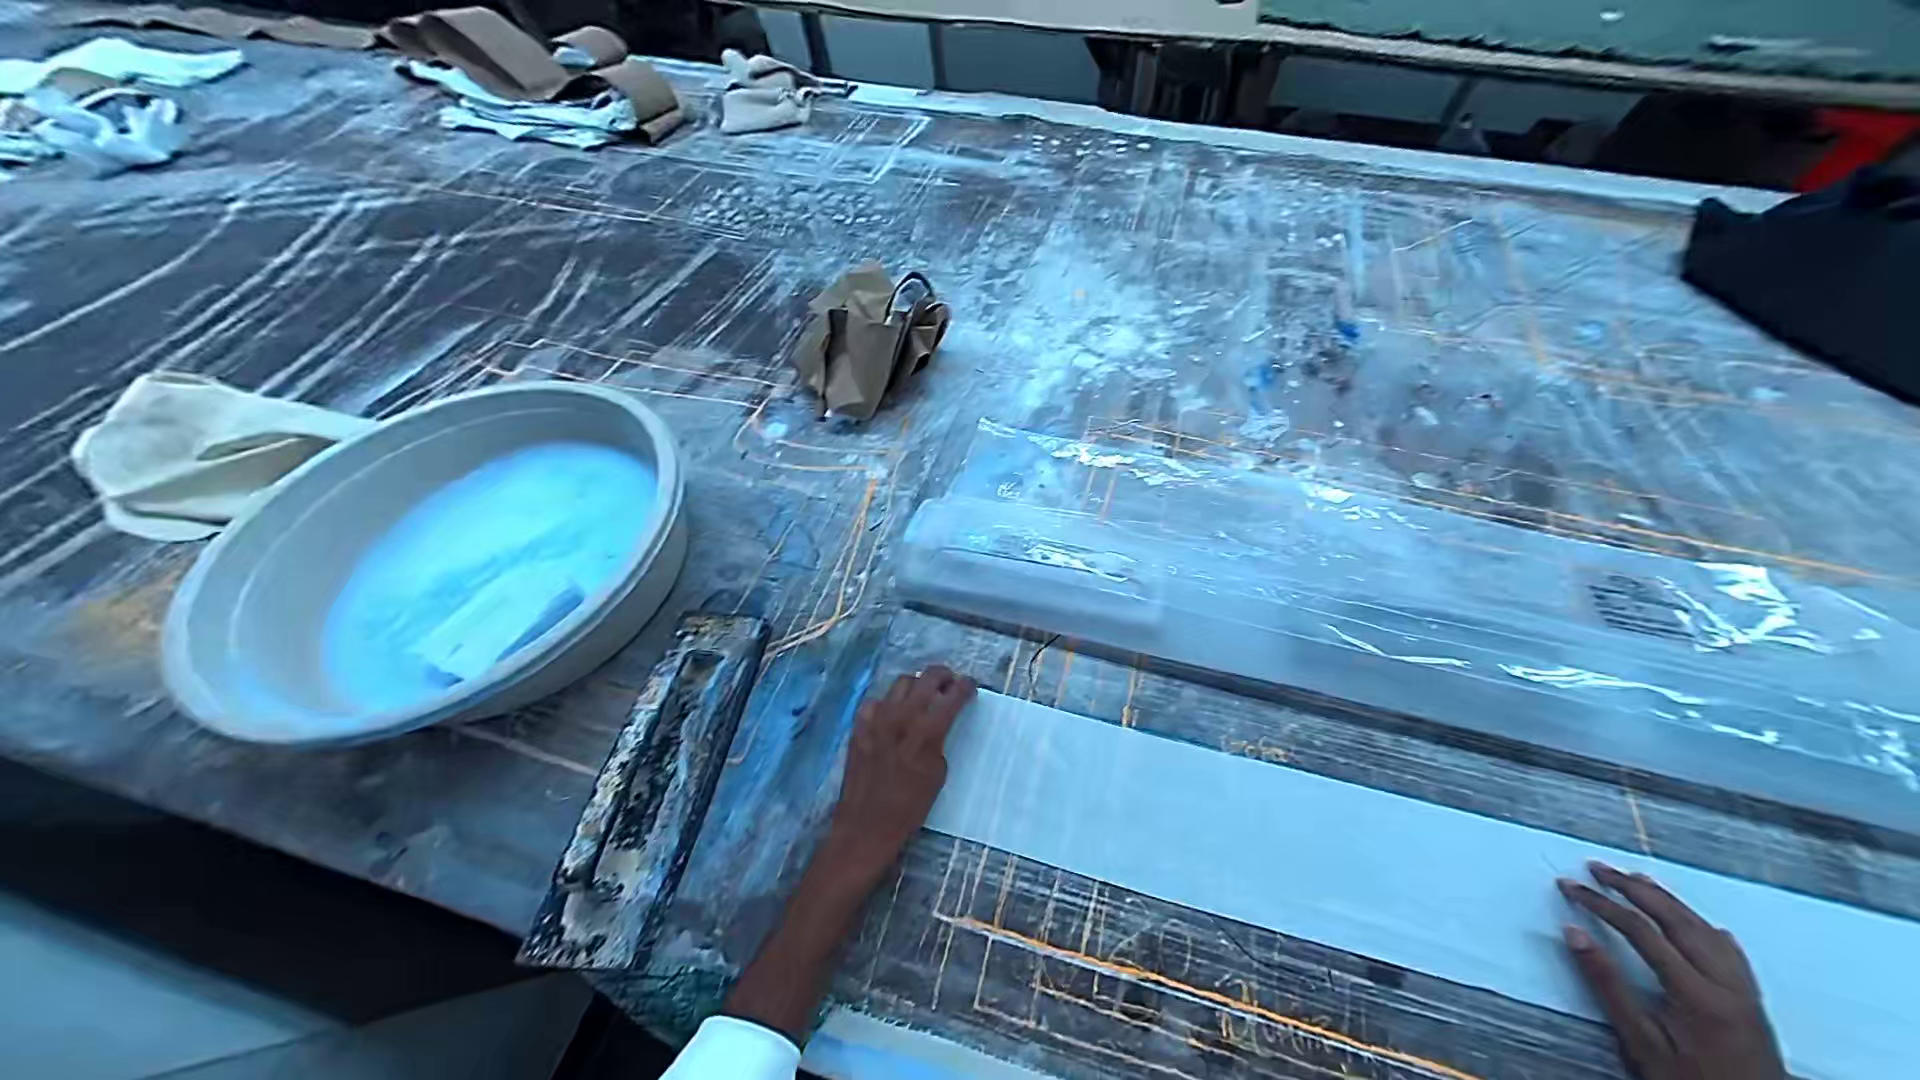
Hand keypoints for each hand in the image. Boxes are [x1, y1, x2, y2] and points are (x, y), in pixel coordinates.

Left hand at [823, 665, 976, 878]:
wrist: (866, 824)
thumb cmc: (909, 806)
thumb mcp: (938, 773)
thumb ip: (940, 740)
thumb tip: (941, 722)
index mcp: (926, 731)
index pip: (953, 695)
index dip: (965, 686)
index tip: (970, 685)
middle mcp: (902, 716)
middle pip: (928, 677)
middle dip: (944, 676)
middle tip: (950, 684)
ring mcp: (877, 717)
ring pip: (902, 682)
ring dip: (918, 685)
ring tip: (923, 696)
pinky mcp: (859, 723)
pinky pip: (878, 700)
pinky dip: (890, 702)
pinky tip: (894, 715)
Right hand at [1558, 862, 1785, 1079]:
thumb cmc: (1686, 1079)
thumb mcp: (1639, 1040)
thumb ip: (1607, 984)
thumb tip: (1572, 931)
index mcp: (1697, 994)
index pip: (1641, 932)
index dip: (1601, 904)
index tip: (1567, 886)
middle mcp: (1726, 985)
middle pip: (1678, 922)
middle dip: (1634, 889)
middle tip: (1597, 867)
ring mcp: (1746, 994)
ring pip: (1706, 931)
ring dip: (1668, 900)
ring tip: (1636, 878)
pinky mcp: (1754, 1003)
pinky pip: (1731, 953)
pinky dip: (1706, 928)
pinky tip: (1701, 922)